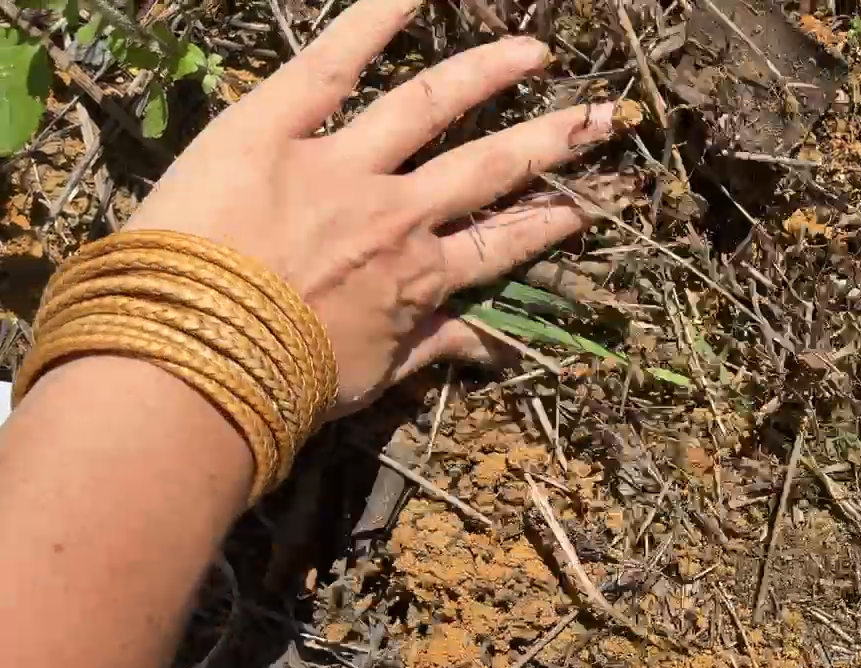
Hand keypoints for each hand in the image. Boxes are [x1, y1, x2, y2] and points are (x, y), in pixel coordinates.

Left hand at [124, 0, 618, 413]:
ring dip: (488, 74)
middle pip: (494, 169)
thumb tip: (496, 355)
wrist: (196, 356)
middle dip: (554, 141)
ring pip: (431, 109)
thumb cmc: (297, 374)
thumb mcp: (385, 370)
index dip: (555, 221)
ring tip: (534, 50)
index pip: (510, 240)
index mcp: (429, 277)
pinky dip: (368, 25)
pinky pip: (325, 69)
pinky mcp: (270, 131)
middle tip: (599, 115)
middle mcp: (402, 215)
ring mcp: (342, 169)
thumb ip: (441, 346)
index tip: (591, 202)